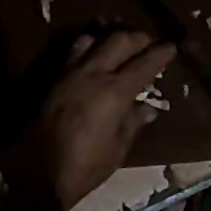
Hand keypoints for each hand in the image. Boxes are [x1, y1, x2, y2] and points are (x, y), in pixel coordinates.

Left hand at [9, 31, 175, 210]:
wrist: (38, 173)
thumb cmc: (86, 166)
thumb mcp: (118, 148)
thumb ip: (133, 122)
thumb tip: (147, 108)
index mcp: (114, 92)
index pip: (144, 64)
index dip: (161, 54)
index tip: (172, 47)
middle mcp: (93, 74)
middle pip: (119, 40)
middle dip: (138, 38)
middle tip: (148, 44)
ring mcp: (70, 74)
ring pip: (92, 40)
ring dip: (109, 39)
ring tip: (120, 47)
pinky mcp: (55, 80)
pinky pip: (74, 53)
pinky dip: (88, 48)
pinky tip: (94, 59)